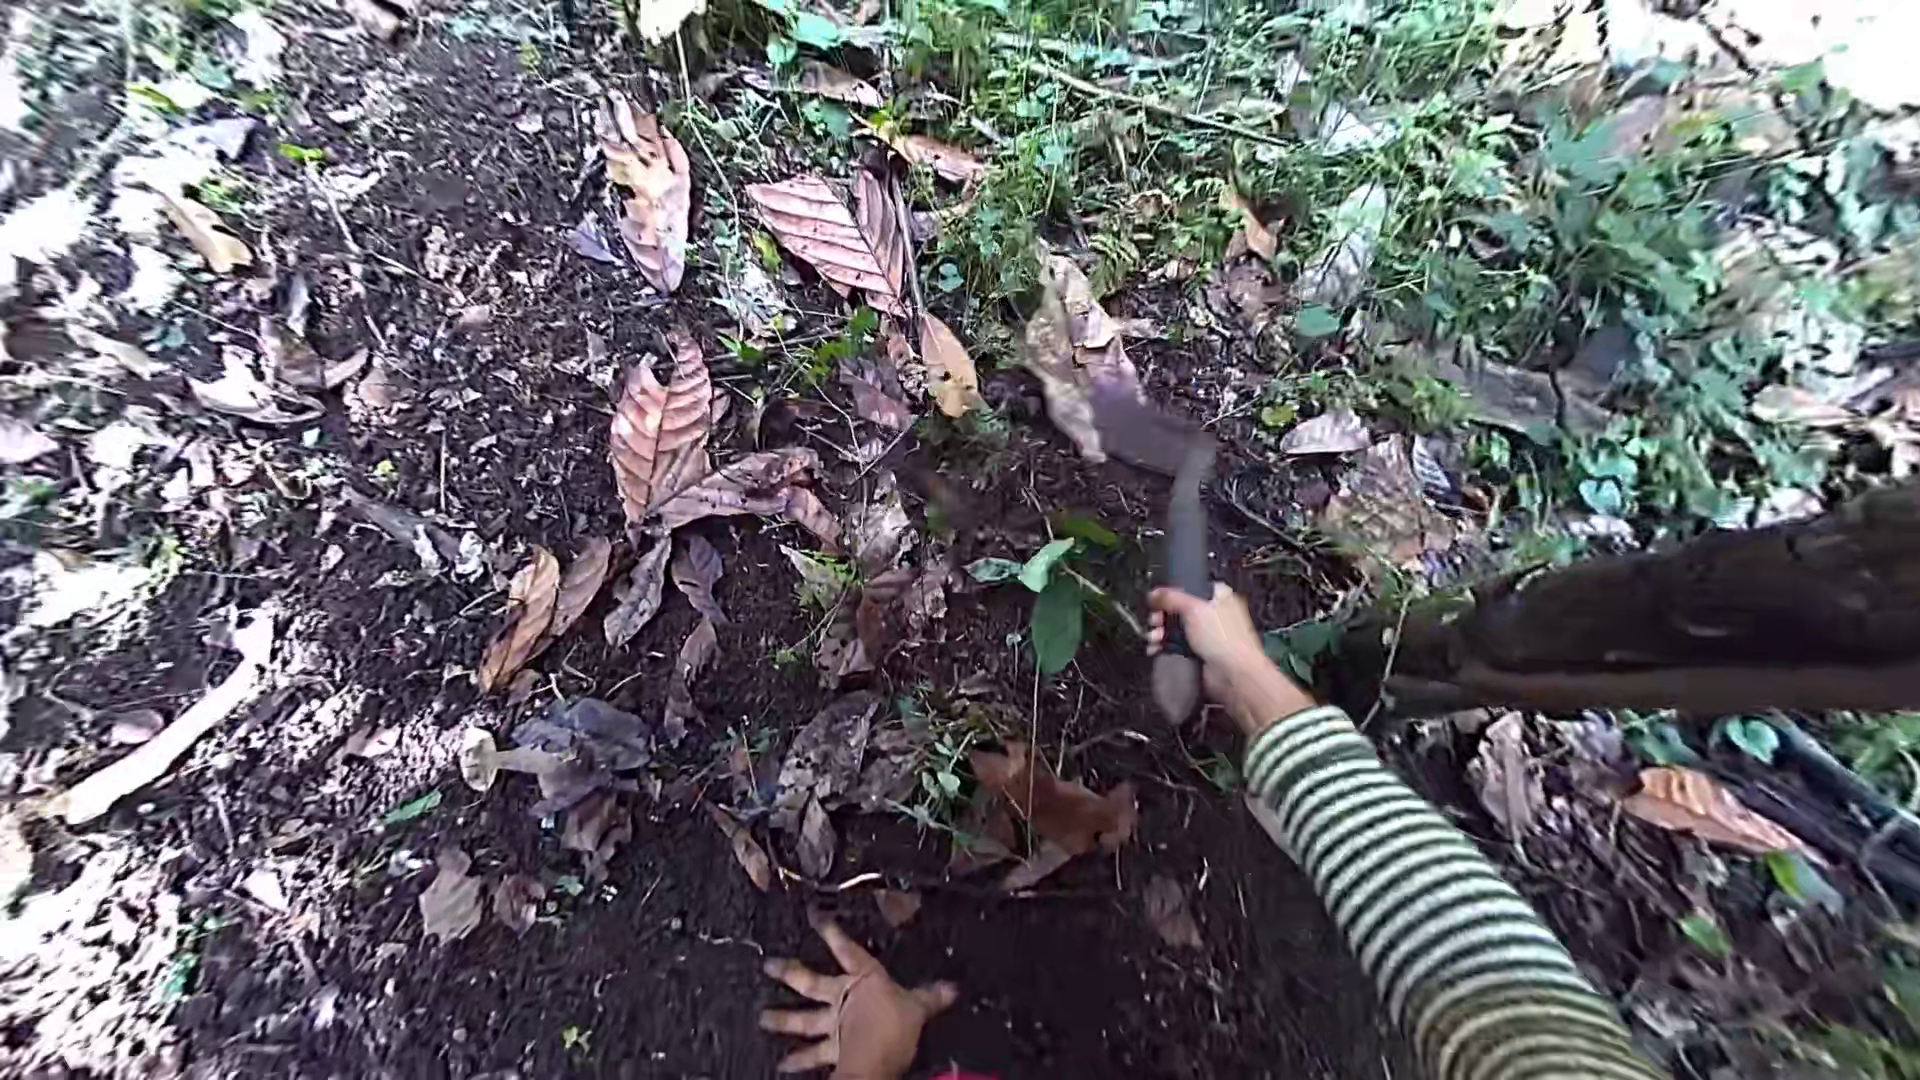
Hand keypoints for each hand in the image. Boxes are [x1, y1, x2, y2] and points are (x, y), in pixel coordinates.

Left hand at [760, 911, 958, 1077]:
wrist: (877, 1064)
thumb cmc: (894, 1027)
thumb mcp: (918, 1007)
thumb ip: (932, 996)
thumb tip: (953, 988)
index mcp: (864, 977)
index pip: (845, 948)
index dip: (830, 931)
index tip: (814, 915)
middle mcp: (842, 997)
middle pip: (812, 982)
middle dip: (790, 972)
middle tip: (768, 964)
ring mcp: (832, 1024)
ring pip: (803, 1019)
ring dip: (783, 1019)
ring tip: (762, 1017)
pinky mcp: (830, 1052)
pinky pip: (812, 1057)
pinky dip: (797, 1061)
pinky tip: (781, 1064)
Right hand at [1148, 583, 1314, 735]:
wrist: (1232, 676)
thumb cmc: (1223, 638)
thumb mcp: (1194, 608)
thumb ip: (1171, 597)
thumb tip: (1153, 594)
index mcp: (1218, 598)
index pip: (1190, 588)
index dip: (1172, 592)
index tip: (1158, 598)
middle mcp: (1212, 615)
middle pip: (1177, 609)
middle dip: (1161, 615)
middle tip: (1155, 621)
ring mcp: (1204, 636)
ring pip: (1173, 629)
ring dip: (1159, 632)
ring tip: (1154, 638)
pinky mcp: (1197, 654)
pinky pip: (1174, 646)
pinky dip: (1162, 647)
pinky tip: (1155, 649)